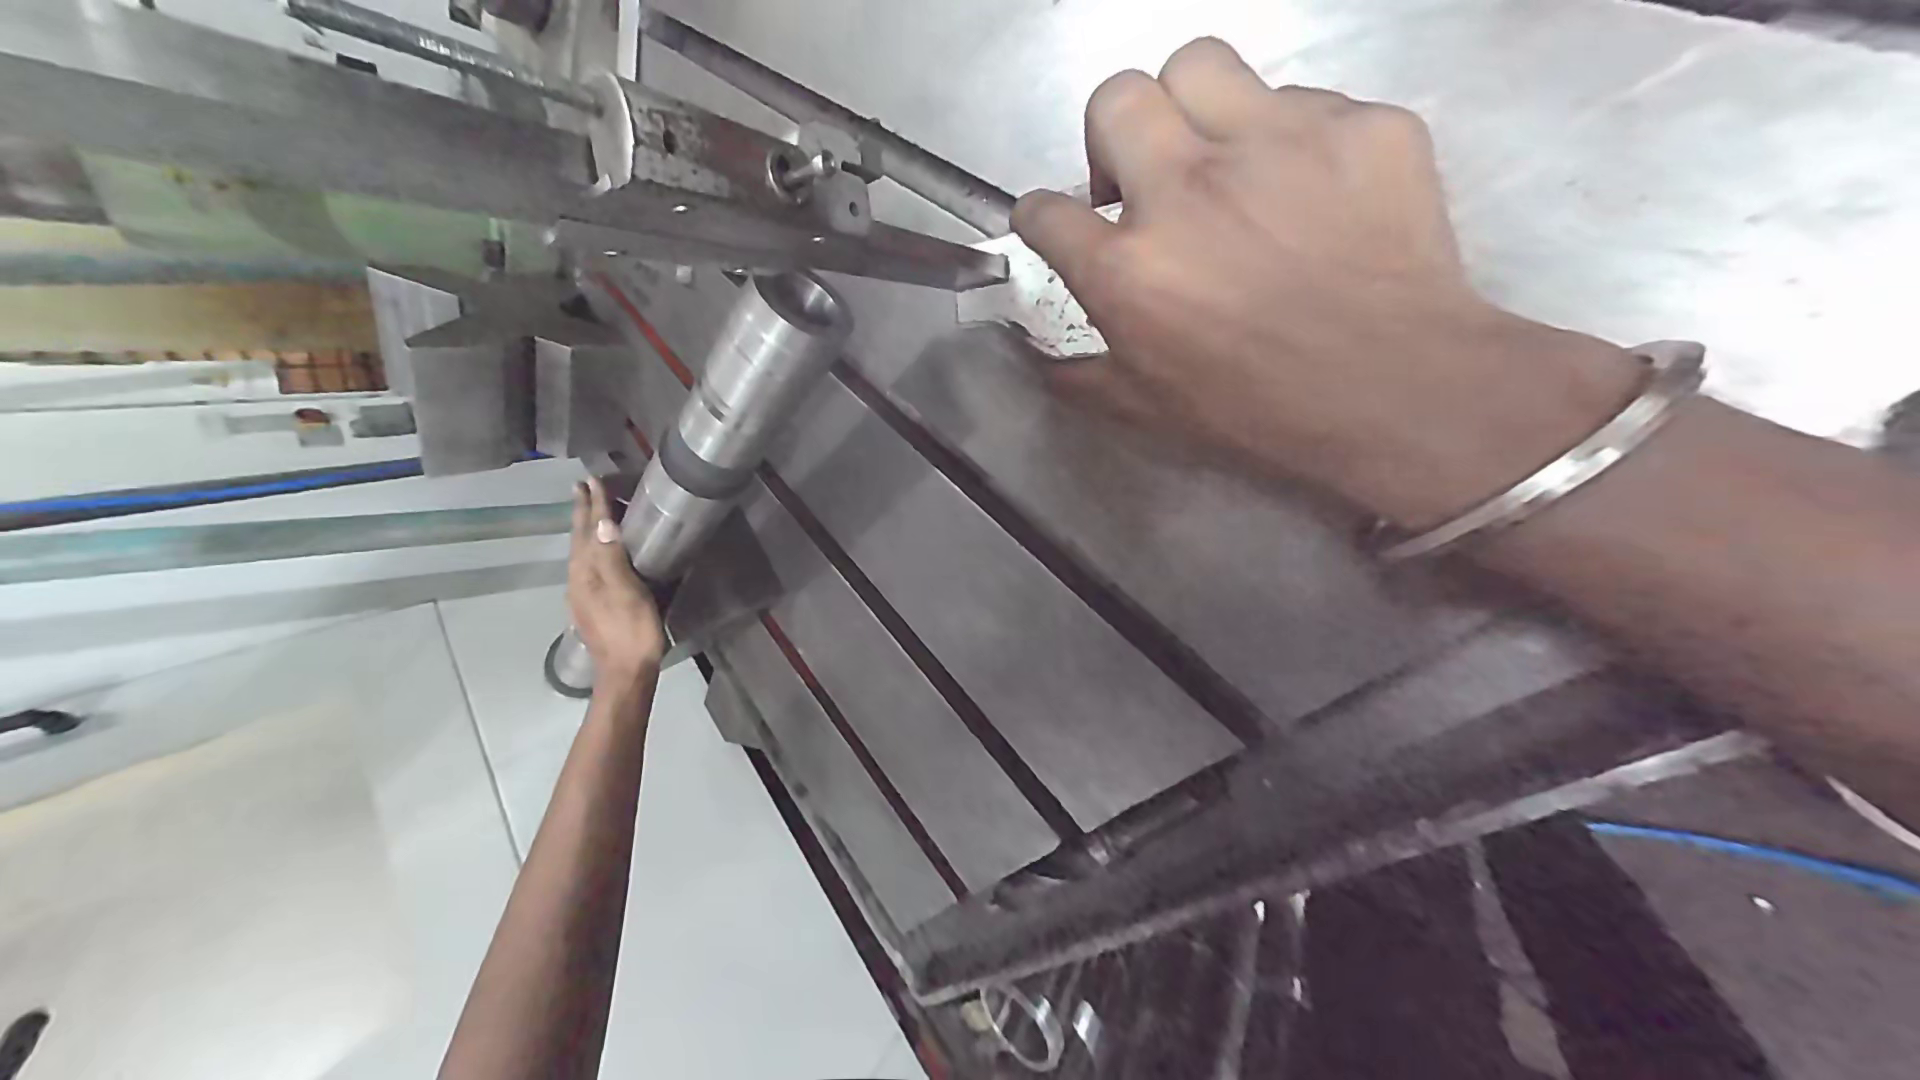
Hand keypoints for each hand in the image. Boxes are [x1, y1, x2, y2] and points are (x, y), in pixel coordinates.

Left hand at [568, 476, 664, 683]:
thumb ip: (613, 559)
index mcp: (586, 574)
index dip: (593, 506)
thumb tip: (602, 523)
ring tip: (589, 511)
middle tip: (582, 488)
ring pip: (580, 552)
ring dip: (584, 528)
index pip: (588, 530)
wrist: (625, 673)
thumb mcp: (627, 593)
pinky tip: (598, 551)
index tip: (592, 480)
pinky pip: (588, 565)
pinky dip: (591, 547)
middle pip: (578, 539)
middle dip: (581, 512)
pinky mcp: (591, 605)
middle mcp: (578, 580)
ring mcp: (583, 594)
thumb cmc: (632, 632)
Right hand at [1013, 37, 1642, 528]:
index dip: (1039, 216)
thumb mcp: (1144, 408)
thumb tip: (1034, 356)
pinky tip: (1305, 190)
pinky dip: (1284, 140)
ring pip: (1200, 63)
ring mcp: (1277, 145)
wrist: (1392, 392)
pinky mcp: (1360, 127)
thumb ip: (1077, 374)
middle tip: (1138, 182)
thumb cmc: (1253, 411)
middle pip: (1114, 100)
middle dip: (1108, 138)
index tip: (1053, 222)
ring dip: (1189, 109)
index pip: (1046, 212)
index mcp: (1129, 270)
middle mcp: (1187, 190)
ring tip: (1214, 159)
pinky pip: (1301, 100)